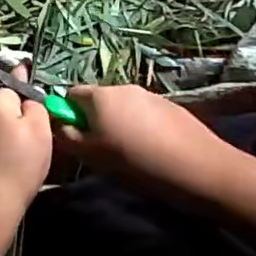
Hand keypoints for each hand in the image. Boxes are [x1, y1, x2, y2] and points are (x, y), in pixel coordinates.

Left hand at [0, 81, 53, 228]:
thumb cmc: (18, 163)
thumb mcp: (40, 129)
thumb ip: (36, 106)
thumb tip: (27, 100)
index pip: (15, 88)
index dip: (30, 101)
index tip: (41, 116)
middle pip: (4, 110)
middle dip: (19, 121)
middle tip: (37, 143)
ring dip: (9, 139)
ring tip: (24, 161)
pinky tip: (8, 170)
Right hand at [54, 84, 242, 197]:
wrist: (198, 168)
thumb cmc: (135, 160)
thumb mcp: (91, 154)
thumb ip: (67, 136)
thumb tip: (57, 124)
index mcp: (100, 95)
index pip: (71, 93)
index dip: (68, 114)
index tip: (77, 137)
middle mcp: (124, 87)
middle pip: (98, 100)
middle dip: (95, 120)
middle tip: (102, 149)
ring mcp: (150, 95)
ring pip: (123, 108)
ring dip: (119, 125)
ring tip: (130, 153)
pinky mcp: (171, 107)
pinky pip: (145, 114)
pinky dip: (142, 128)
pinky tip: (152, 150)